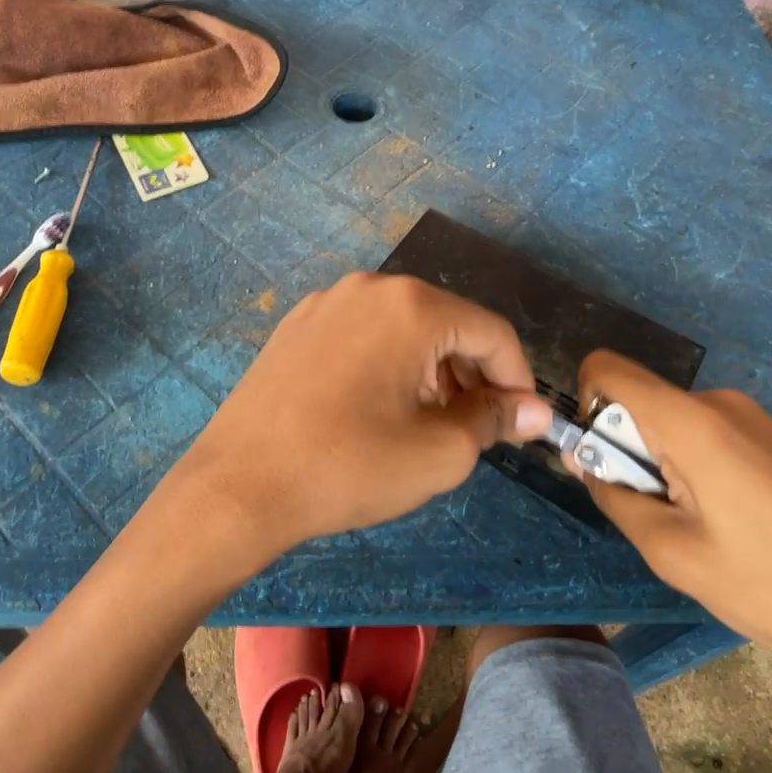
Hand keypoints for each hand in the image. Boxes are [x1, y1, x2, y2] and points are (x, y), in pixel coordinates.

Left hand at [173, 273, 551, 558]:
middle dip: (472, 376)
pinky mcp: (295, 327)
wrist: (238, 484)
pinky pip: (361, 337)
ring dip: (430, 372)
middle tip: (477, 431)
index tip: (523, 425)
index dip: (517, 379)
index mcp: (411, 306)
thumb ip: (495, 420)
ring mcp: (324, 303)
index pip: (492, 333)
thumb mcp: (439, 452)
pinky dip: (386, 366)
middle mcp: (368, 288)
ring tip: (428, 425)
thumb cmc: (348, 466)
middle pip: (446, 325)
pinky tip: (376, 412)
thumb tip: (533, 410)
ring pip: (402, 330)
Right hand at [572, 350, 771, 695]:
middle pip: (642, 405)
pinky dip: (702, 473)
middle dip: (631, 453)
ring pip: (677, 427)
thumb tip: (586, 460)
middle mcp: (722, 403)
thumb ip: (615, 496)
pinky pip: (714, 440)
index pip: (607, 369)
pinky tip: (742, 532)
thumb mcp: (675, 554)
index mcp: (692, 422)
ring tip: (708, 535)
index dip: (584, 406)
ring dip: (668, 469)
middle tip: (664, 522)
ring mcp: (759, 420)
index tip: (603, 465)